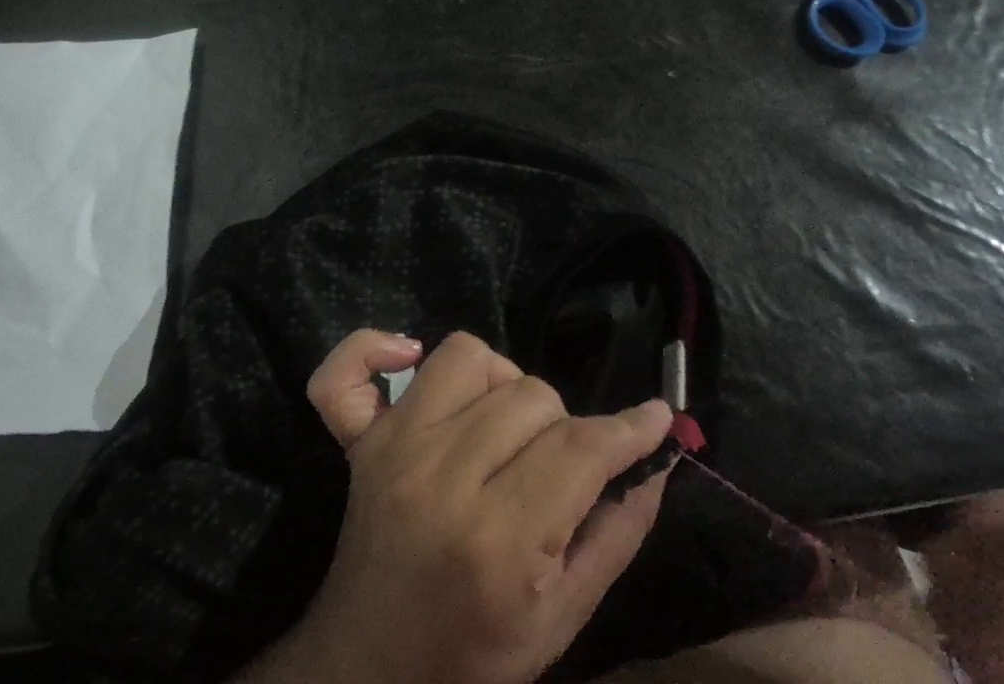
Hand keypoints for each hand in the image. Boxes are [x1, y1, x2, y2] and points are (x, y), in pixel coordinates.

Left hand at [243, 329, 674, 683]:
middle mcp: (439, 476)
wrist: (372, 667)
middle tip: (558, 470)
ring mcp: (392, 450)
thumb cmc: (475, 654)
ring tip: (505, 428)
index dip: (629, 428)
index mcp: (497, 537)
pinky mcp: (359, 443)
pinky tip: (408, 359)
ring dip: (502, 384)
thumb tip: (657, 458)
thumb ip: (617, 533)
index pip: (579, 448)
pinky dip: (373, 351)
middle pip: (530, 396)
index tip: (656, 419)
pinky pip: (346, 371)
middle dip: (565, 427)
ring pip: (465, 359)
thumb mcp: (563, 616)